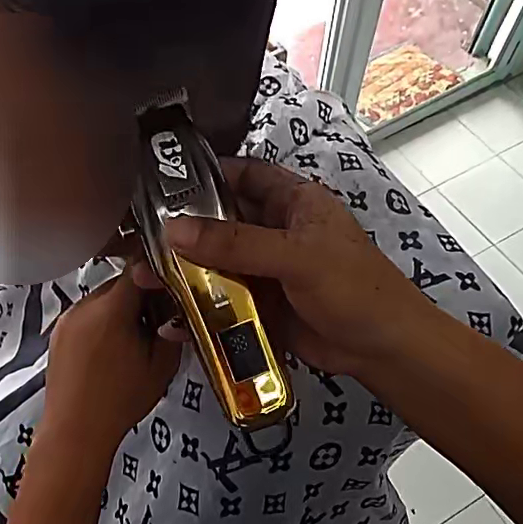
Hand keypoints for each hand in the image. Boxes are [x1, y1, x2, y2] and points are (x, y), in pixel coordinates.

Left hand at [43, 271, 181, 452]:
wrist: (75, 431)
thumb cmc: (115, 404)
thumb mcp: (162, 366)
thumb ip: (173, 330)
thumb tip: (178, 310)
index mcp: (111, 311)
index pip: (138, 269)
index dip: (159, 274)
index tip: (171, 283)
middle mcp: (84, 309)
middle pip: (121, 284)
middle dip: (142, 298)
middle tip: (159, 321)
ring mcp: (67, 320)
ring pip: (103, 299)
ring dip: (122, 312)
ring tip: (135, 342)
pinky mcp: (59, 334)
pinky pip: (87, 316)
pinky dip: (103, 325)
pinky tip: (114, 352)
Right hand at [147, 158, 438, 377]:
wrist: (382, 348)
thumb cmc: (353, 288)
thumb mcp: (296, 256)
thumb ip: (237, 242)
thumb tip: (175, 230)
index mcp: (294, 203)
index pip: (245, 174)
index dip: (208, 175)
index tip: (165, 184)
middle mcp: (277, 232)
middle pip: (222, 223)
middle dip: (184, 231)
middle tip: (140, 241)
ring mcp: (268, 272)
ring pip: (218, 265)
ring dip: (185, 273)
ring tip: (145, 280)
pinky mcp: (263, 307)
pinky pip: (224, 303)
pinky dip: (200, 311)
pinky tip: (173, 322)